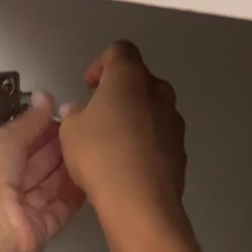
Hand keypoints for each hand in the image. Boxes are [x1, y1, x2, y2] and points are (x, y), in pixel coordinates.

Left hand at [0, 92, 86, 251]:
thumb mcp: (4, 138)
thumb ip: (29, 121)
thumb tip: (45, 99)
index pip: (14, 144)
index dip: (36, 131)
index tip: (59, 116)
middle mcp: (0, 188)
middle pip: (33, 166)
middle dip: (54, 148)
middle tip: (79, 130)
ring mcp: (19, 212)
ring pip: (48, 187)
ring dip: (66, 168)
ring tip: (89, 147)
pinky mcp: (38, 231)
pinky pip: (60, 209)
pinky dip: (74, 194)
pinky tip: (91, 176)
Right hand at [59, 41, 186, 218]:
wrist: (140, 201)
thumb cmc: (99, 153)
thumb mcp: (70, 130)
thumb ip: (75, 113)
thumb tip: (80, 110)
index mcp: (130, 77)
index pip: (121, 51)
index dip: (102, 63)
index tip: (88, 85)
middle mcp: (158, 91)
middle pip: (140, 79)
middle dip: (120, 90)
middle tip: (99, 111)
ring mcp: (174, 120)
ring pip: (152, 107)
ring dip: (135, 116)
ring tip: (113, 140)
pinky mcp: (181, 148)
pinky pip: (160, 135)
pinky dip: (146, 140)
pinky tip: (129, 162)